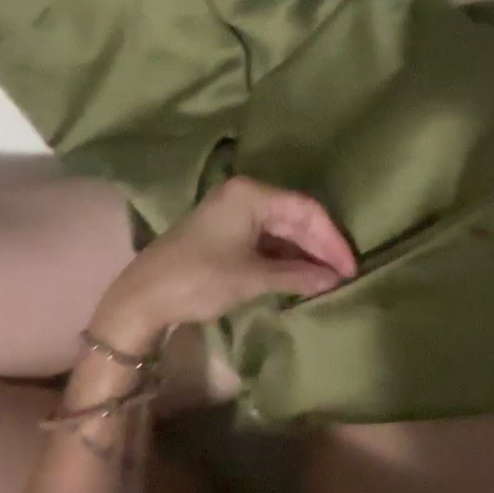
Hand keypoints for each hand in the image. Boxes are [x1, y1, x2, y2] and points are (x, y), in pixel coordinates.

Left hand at [89, 177, 358, 354]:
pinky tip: (301, 276)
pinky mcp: (223, 234)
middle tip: (345, 275)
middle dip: (321, 246)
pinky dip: (284, 258)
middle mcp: (243, 196)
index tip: (350, 268)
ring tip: (328, 279)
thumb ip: (298, 276)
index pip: (306, 210)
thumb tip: (334, 279)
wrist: (143, 298)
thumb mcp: (253, 278)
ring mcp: (231, 214)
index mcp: (251, 194)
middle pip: (295, 217)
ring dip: (304, 254)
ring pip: (280, 230)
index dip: (332, 240)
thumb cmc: (200, 279)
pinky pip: (264, 240)